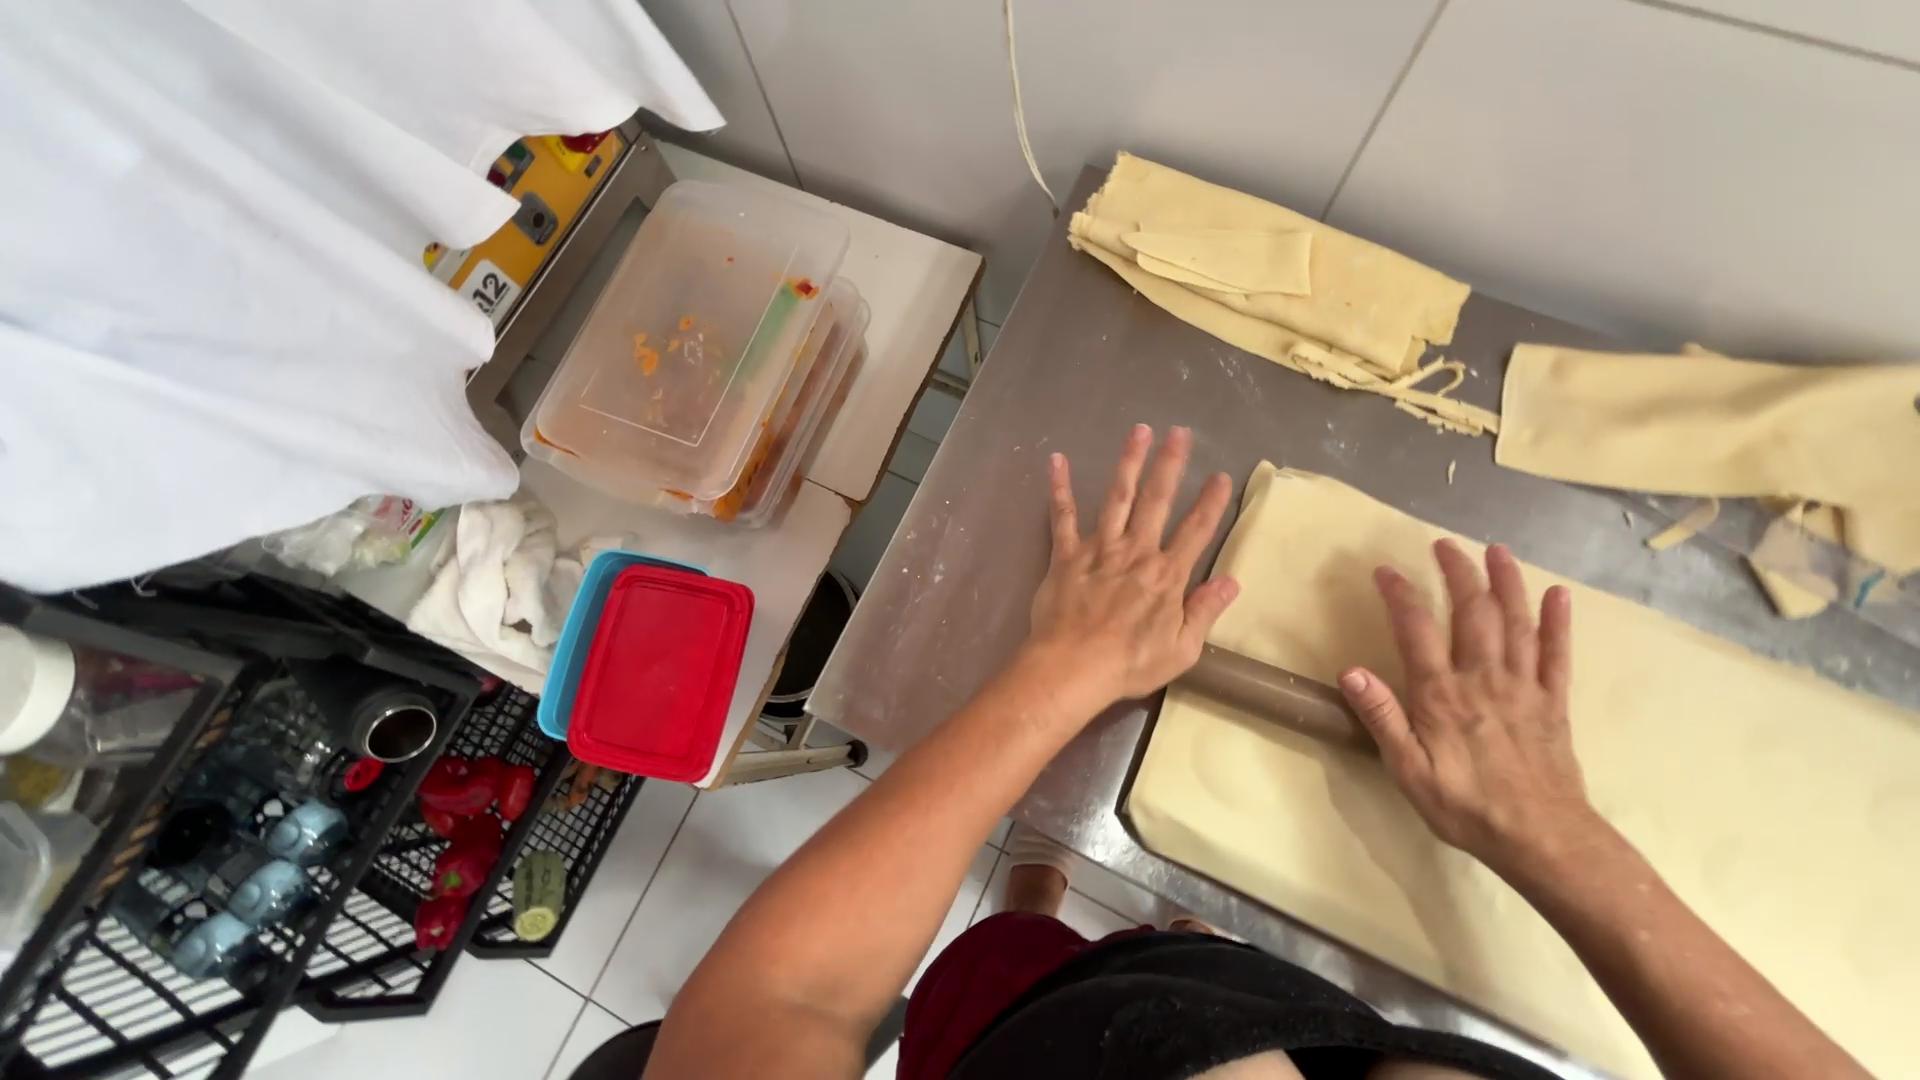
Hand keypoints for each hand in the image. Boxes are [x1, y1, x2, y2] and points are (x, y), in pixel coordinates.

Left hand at [1025, 424, 1238, 707]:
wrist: (1073, 667)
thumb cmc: (1130, 664)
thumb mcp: (1182, 649)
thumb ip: (1204, 612)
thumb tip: (1231, 582)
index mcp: (1166, 576)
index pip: (1196, 531)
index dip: (1210, 502)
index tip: (1220, 476)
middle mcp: (1136, 553)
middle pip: (1157, 501)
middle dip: (1170, 465)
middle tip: (1179, 433)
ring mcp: (1099, 550)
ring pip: (1117, 498)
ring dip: (1129, 463)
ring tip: (1138, 431)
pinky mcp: (1065, 556)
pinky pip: (1062, 517)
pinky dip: (1059, 488)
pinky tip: (1056, 460)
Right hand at [1337, 540, 1599, 877]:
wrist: (1543, 840)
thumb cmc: (1465, 806)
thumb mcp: (1407, 770)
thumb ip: (1381, 718)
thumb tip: (1350, 671)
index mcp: (1442, 694)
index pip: (1416, 629)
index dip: (1399, 595)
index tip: (1385, 570)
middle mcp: (1483, 679)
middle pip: (1473, 612)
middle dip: (1458, 574)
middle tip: (1444, 545)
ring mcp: (1524, 687)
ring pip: (1516, 623)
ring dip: (1506, 583)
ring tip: (1497, 551)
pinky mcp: (1553, 702)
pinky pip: (1557, 654)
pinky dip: (1558, 622)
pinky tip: (1557, 595)